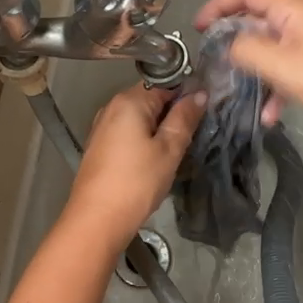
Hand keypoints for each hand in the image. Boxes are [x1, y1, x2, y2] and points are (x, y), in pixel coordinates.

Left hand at [62, 85, 204, 248]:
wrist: (97, 219)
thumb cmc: (137, 181)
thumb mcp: (168, 149)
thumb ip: (184, 118)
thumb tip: (200, 93)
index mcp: (128, 101)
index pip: (164, 84)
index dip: (187, 95)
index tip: (206, 112)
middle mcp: (111, 107)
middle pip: (150, 99)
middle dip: (173, 113)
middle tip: (194, 134)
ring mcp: (102, 127)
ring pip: (139, 118)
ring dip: (159, 129)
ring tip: (177, 149)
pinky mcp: (100, 147)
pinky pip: (128, 133)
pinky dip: (144, 141)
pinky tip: (154, 160)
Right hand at [194, 0, 302, 135]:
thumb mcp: (277, 64)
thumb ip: (244, 48)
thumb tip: (229, 45)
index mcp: (293, 7)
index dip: (218, 5)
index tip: (200, 27)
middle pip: (258, 17)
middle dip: (233, 38)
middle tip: (212, 57)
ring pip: (272, 45)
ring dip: (253, 67)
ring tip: (236, 88)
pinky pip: (288, 65)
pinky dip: (275, 85)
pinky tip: (268, 114)